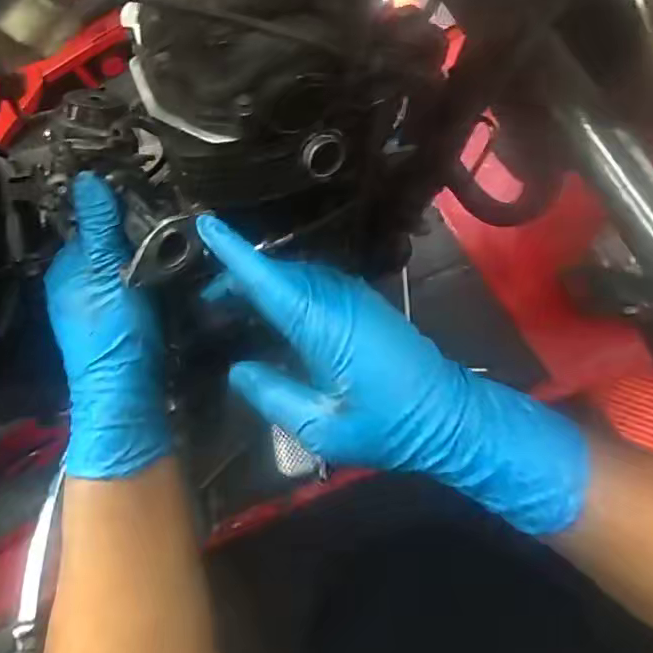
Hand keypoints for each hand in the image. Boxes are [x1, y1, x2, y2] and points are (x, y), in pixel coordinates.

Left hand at [45, 173, 170, 478]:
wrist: (126, 393)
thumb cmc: (113, 330)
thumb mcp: (107, 271)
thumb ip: (100, 227)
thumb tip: (87, 177)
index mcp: (66, 267)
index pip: (90, 221)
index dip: (115, 203)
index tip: (148, 186)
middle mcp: (77, 281)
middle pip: (108, 240)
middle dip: (134, 225)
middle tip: (171, 208)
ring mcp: (99, 301)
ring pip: (124, 259)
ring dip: (146, 246)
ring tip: (179, 230)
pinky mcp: (122, 317)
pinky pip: (137, 279)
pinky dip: (152, 269)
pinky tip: (175, 263)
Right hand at [196, 215, 588, 535]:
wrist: (449, 415)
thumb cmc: (389, 426)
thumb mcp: (322, 429)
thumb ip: (274, 396)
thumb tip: (237, 369)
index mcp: (325, 324)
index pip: (270, 279)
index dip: (234, 251)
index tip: (205, 223)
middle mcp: (338, 299)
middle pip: (279, 274)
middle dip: (238, 275)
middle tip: (202, 298)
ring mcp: (354, 296)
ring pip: (297, 276)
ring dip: (261, 283)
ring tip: (225, 304)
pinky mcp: (363, 303)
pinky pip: (315, 285)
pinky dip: (285, 290)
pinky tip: (269, 310)